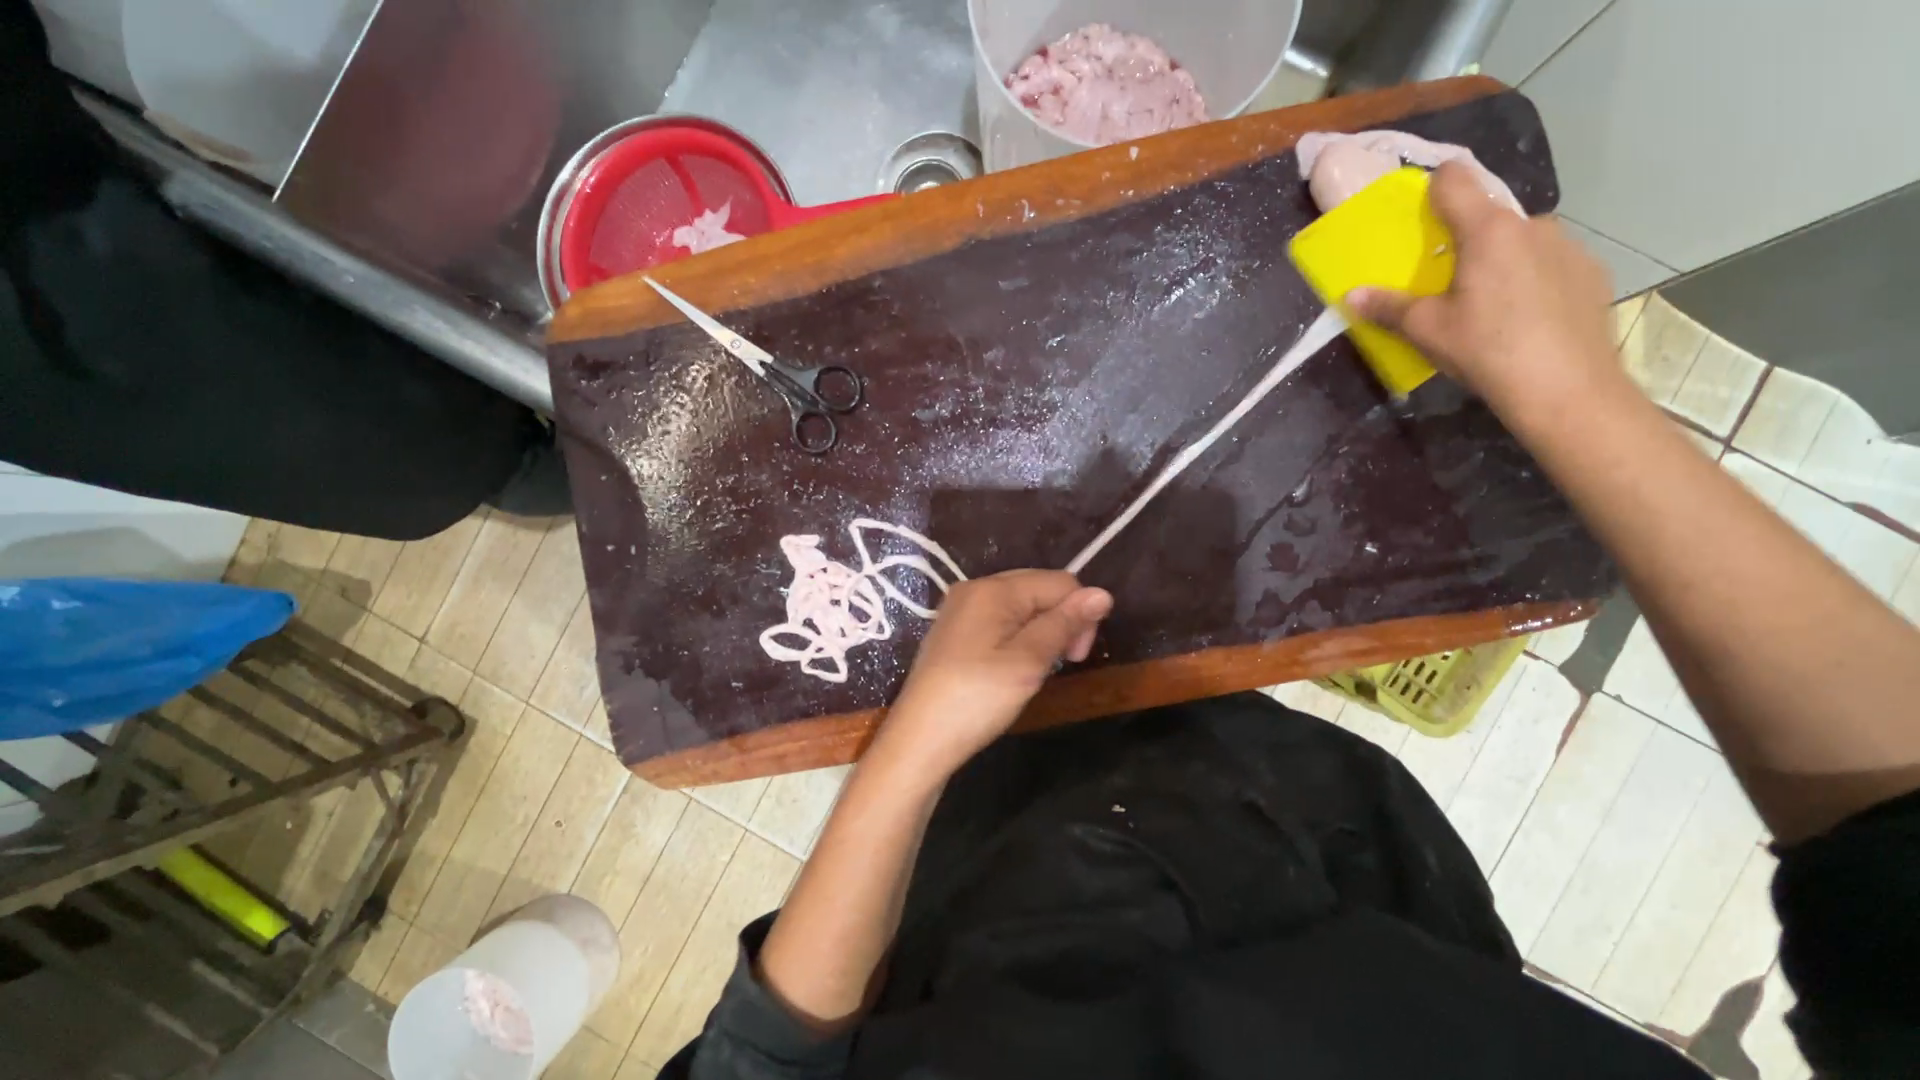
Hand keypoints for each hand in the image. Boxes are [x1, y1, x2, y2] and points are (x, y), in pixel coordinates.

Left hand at [878, 570, 1112, 776]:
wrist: (919, 740)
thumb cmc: (977, 699)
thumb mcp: (1028, 661)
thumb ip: (1064, 624)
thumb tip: (1103, 593)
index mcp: (993, 589)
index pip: (1060, 582)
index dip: (1080, 615)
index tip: (1076, 658)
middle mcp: (974, 589)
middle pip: (1038, 590)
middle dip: (1060, 621)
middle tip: (1060, 666)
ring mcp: (960, 612)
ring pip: (1020, 609)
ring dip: (1040, 635)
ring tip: (1034, 672)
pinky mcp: (953, 635)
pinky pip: (999, 624)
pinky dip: (1016, 642)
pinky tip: (1011, 671)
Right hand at [1345, 161, 1618, 408]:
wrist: (1566, 389)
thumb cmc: (1486, 350)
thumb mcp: (1426, 331)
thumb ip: (1388, 307)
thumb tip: (1352, 296)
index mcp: (1487, 230)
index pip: (1456, 179)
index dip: (1435, 187)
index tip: (1423, 210)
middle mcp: (1533, 226)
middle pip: (1491, 218)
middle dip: (1471, 242)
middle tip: (1455, 284)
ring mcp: (1569, 247)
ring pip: (1525, 243)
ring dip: (1507, 261)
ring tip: (1496, 306)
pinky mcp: (1593, 273)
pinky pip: (1554, 266)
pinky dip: (1538, 282)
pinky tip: (1531, 319)